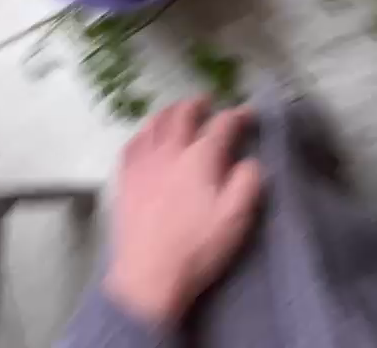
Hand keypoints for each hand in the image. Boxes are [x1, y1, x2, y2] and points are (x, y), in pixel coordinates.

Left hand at [104, 98, 263, 329]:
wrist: (148, 275)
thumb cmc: (196, 247)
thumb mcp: (235, 218)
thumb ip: (248, 182)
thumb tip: (250, 160)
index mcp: (200, 156)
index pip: (223, 124)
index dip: (239, 115)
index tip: (249, 114)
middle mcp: (170, 148)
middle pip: (184, 113)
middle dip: (199, 104)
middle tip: (208, 102)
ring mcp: (144, 159)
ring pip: (156, 121)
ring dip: (171, 111)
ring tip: (178, 112)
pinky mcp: (126, 175)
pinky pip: (133, 141)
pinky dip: (144, 132)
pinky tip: (147, 136)